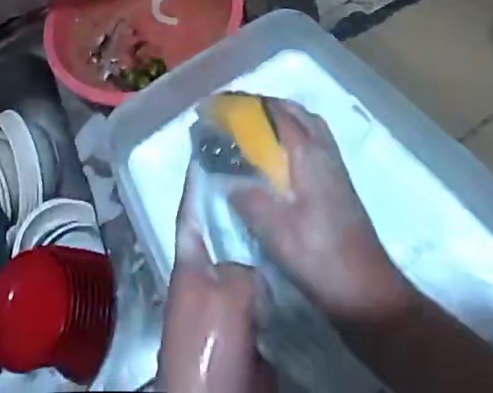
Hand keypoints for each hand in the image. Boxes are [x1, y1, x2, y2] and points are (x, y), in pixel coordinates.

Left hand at [160, 167, 272, 392]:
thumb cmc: (210, 349)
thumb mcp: (227, 296)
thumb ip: (243, 267)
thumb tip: (257, 263)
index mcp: (190, 265)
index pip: (193, 210)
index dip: (203, 177)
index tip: (221, 145)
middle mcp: (206, 278)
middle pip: (225, 230)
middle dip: (245, 204)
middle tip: (274, 172)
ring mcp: (227, 303)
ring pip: (248, 257)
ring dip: (267, 238)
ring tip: (293, 206)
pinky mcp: (250, 327)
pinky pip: (265, 288)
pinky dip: (280, 273)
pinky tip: (303, 257)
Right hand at [229, 101, 413, 324]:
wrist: (363, 286)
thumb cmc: (318, 255)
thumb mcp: (274, 230)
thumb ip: (248, 198)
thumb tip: (222, 175)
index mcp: (308, 153)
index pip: (275, 113)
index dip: (247, 104)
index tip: (220, 105)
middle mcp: (323, 149)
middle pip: (294, 111)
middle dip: (264, 105)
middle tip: (235, 113)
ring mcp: (334, 163)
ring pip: (307, 123)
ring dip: (282, 117)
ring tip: (254, 128)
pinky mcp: (338, 179)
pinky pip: (314, 139)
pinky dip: (294, 133)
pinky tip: (279, 156)